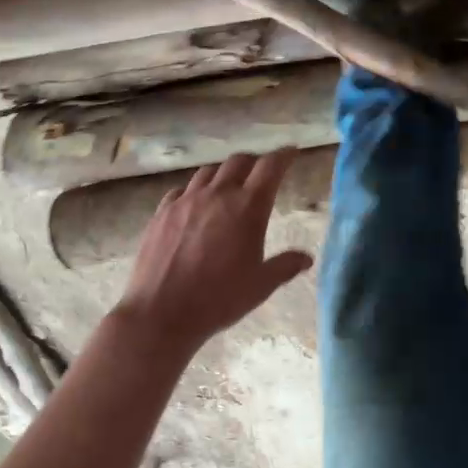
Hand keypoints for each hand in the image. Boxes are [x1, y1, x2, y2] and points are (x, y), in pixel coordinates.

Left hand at [113, 151, 313, 358]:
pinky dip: (194, 190)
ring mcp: (186, 201)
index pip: (271, 166)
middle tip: (261, 172)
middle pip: (239, 161)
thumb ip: (286, 266)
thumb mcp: (261, 285)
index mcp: (248, 207)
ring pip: (209, 171)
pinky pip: (181, 189)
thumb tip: (307, 258)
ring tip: (228, 186)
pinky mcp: (162, 213)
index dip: (284, 155)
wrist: (159, 315)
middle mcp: (218, 194)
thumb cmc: (218, 300)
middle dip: (254, 162)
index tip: (291, 152)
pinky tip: (194, 204)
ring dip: (224, 173)